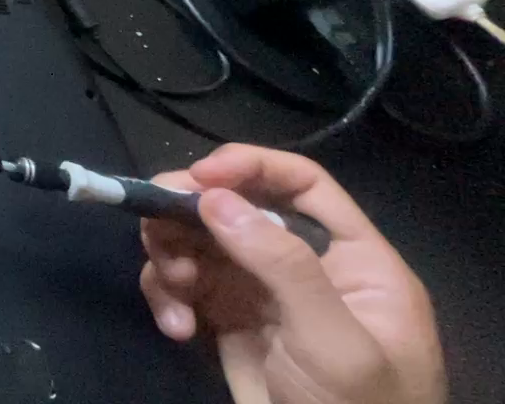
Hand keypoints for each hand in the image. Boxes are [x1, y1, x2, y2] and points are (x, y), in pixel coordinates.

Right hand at [138, 144, 444, 403]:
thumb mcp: (334, 345)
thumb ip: (282, 265)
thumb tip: (212, 196)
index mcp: (352, 263)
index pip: (301, 183)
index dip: (246, 166)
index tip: (195, 179)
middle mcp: (301, 264)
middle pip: (229, 204)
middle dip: (184, 216)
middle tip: (157, 233)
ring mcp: (257, 289)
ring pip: (191, 238)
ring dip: (168, 257)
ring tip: (175, 293)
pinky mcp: (221, 313)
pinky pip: (177, 281)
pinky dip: (165, 296)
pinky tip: (177, 329)